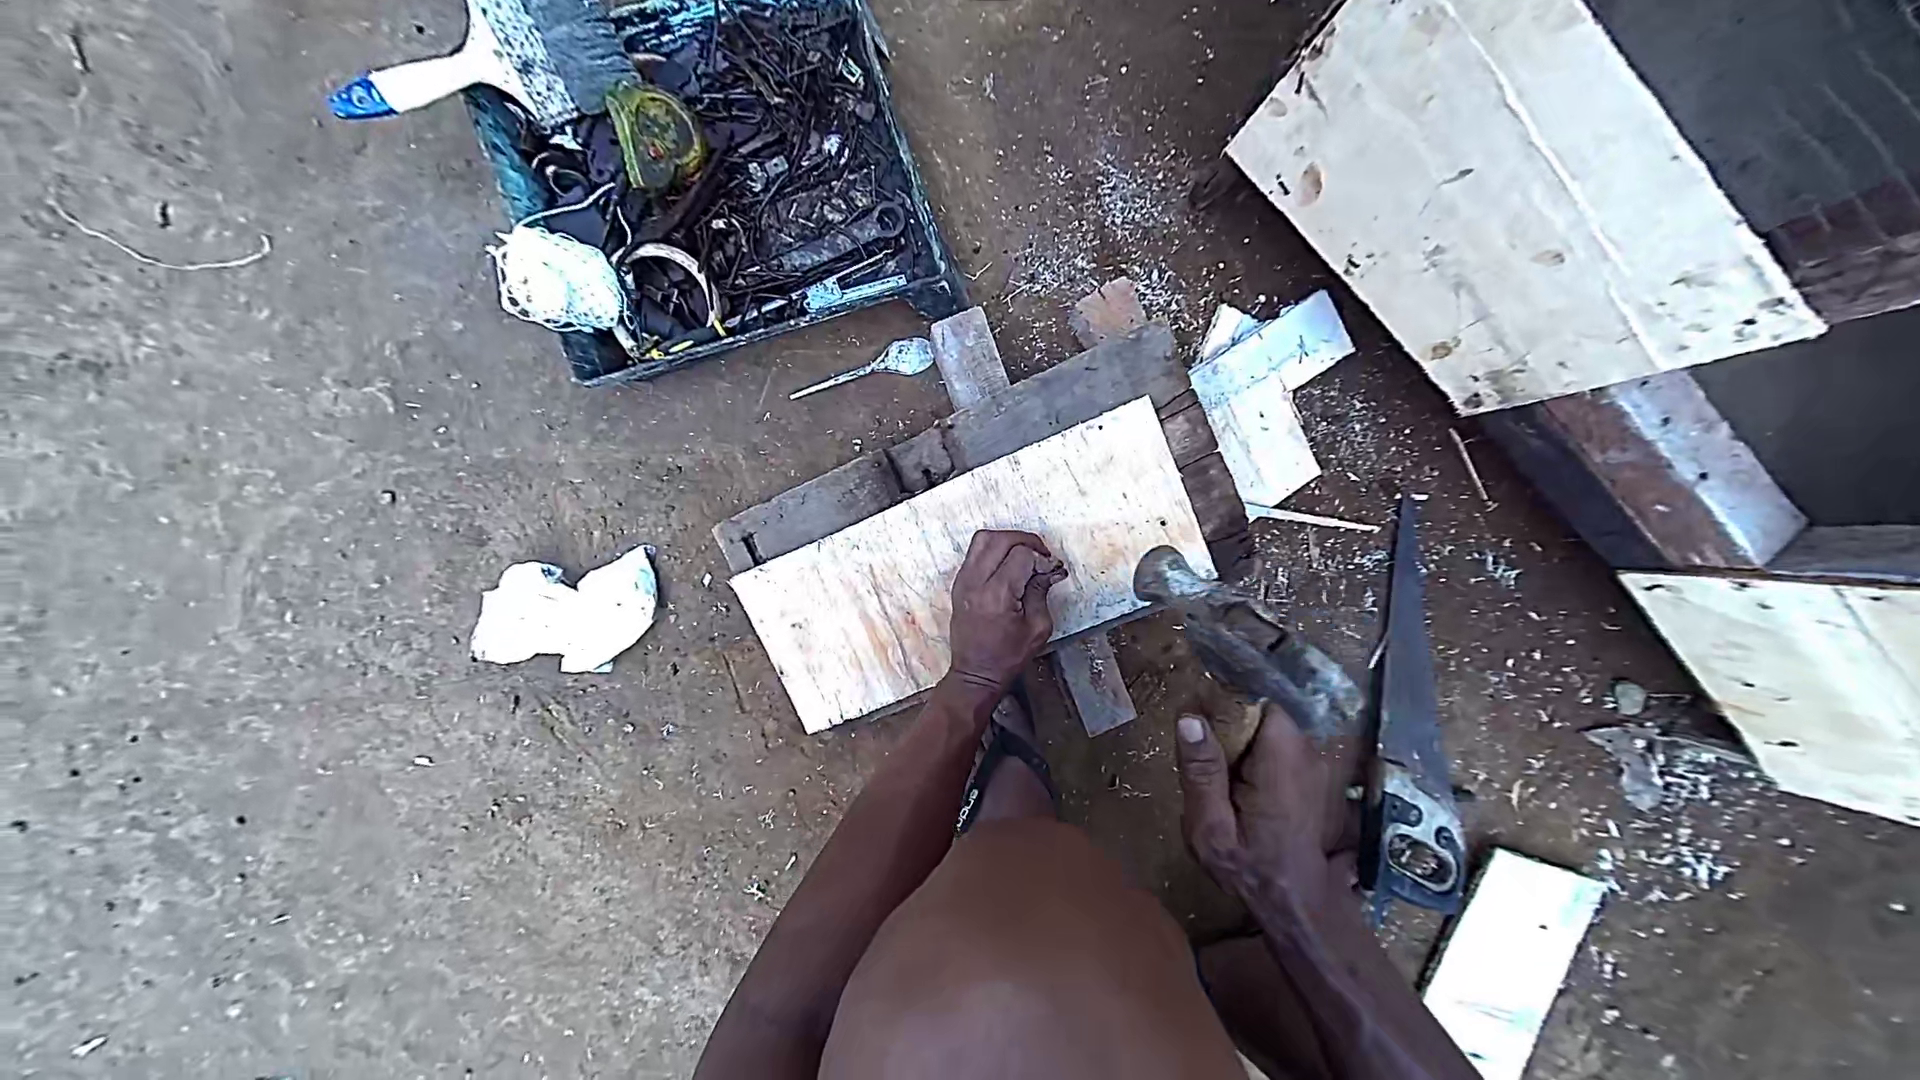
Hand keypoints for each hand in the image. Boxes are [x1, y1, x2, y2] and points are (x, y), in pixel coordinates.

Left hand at [945, 529, 1067, 693]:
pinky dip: (993, 549)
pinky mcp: (959, 583)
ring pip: (983, 539)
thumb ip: (1042, 591)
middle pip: (1000, 539)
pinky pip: (974, 552)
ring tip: (1025, 554)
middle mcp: (975, 583)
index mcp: (996, 595)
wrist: (975, 673)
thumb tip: (1049, 568)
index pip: (1021, 555)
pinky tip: (1008, 563)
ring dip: (1007, 540)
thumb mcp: (1037, 627)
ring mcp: (963, 581)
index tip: (1051, 568)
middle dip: (1026, 541)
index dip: (1042, 558)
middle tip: (1042, 555)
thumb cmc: (1007, 657)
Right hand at [1175, 703, 1347, 911]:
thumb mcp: (1210, 827)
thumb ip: (1202, 772)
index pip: (1258, 705)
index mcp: (1282, 764)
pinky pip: (1276, 747)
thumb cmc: (1250, 870)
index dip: (1226, 707)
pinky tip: (1240, 785)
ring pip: (1267, 730)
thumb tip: (1188, 718)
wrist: (1297, 905)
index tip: (1199, 724)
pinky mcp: (1313, 774)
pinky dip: (1255, 756)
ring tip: (1220, 776)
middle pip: (1261, 715)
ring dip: (1241, 742)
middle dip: (1229, 727)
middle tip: (1204, 759)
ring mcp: (1315, 765)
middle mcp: (1307, 756)